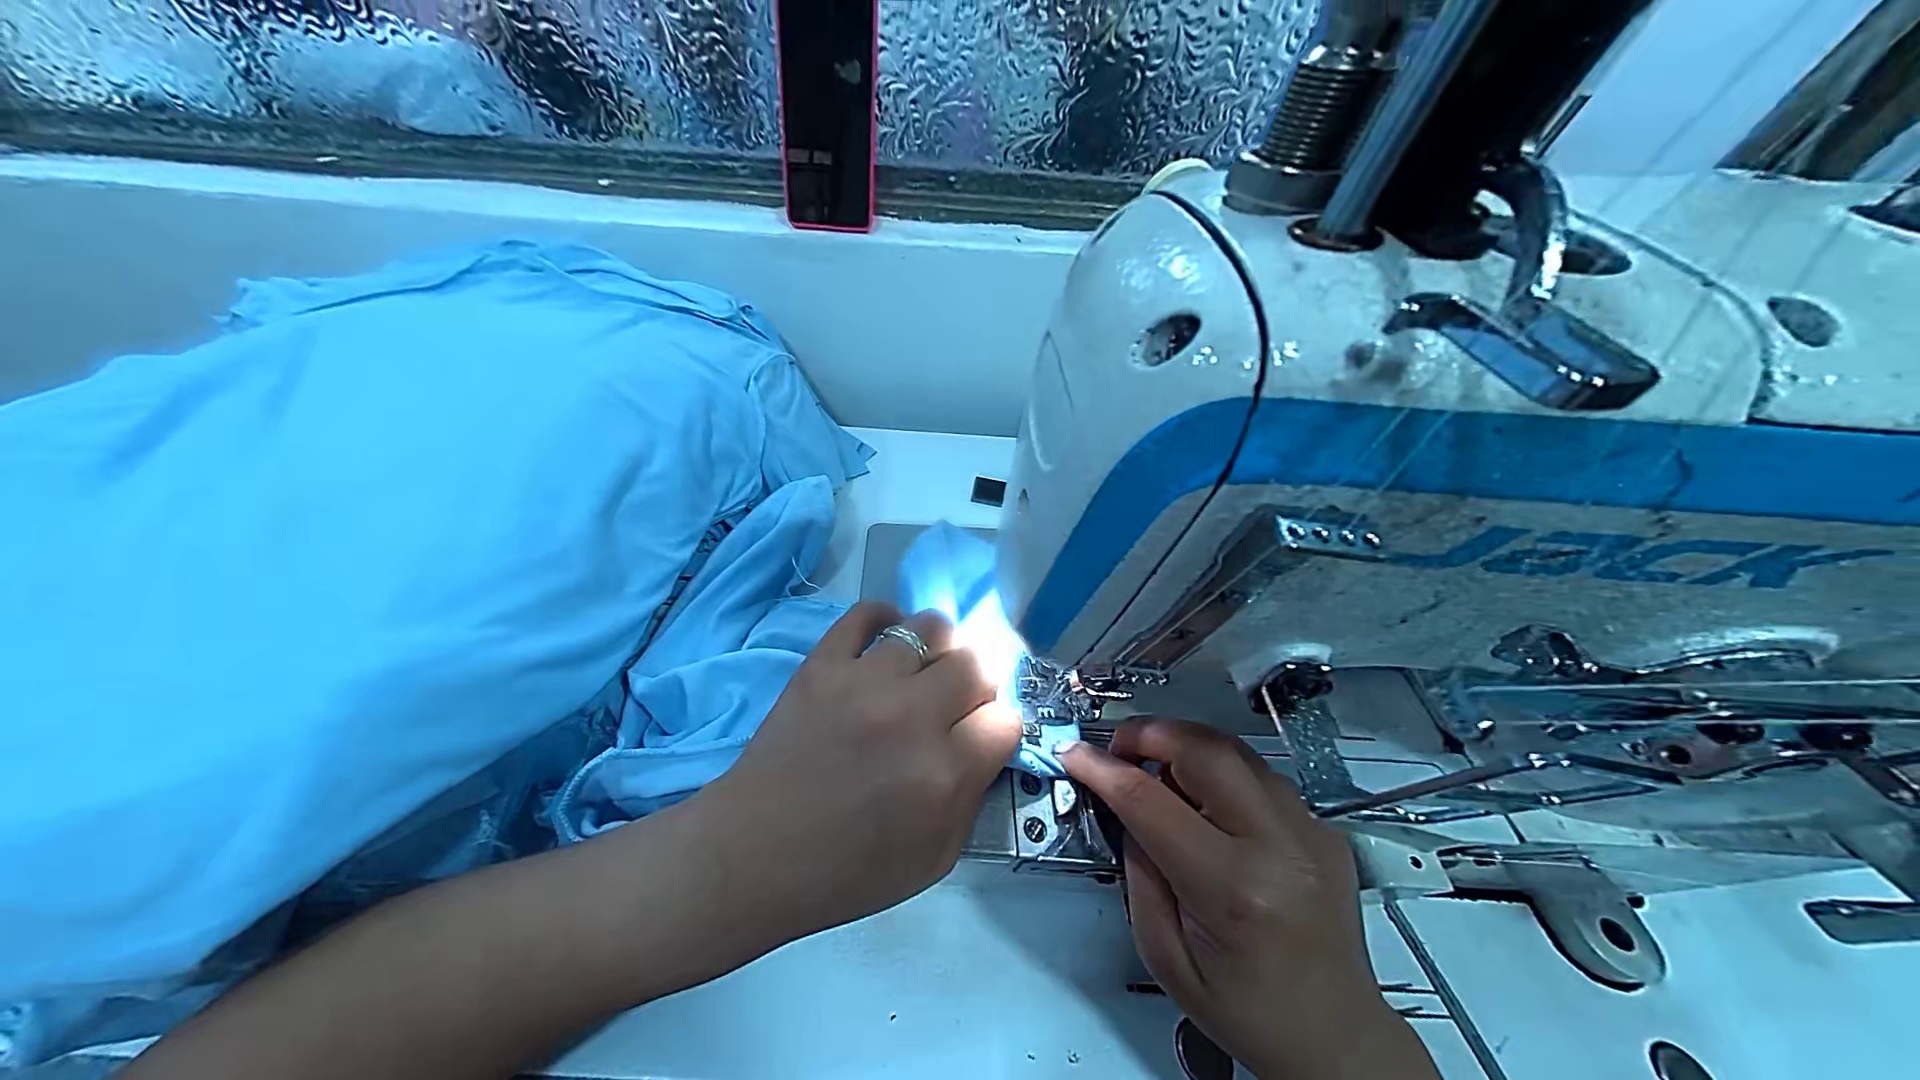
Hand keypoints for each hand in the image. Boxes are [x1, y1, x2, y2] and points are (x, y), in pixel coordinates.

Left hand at [686, 601, 1020, 944]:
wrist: (754, 854)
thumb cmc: (847, 870)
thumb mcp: (935, 858)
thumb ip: (973, 796)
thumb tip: (987, 743)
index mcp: (941, 773)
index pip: (1004, 720)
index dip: (996, 730)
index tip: (978, 738)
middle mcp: (910, 716)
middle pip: (975, 665)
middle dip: (974, 688)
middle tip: (950, 706)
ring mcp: (863, 682)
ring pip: (931, 627)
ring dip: (936, 651)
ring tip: (919, 673)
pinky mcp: (822, 664)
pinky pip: (866, 613)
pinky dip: (885, 619)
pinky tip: (886, 642)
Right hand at [1063, 719, 1440, 1079]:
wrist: (1335, 1036)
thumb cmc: (1244, 1009)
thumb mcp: (1163, 952)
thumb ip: (1139, 870)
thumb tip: (1128, 807)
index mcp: (1231, 888)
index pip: (1150, 801)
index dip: (1102, 769)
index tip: (1075, 753)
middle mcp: (1279, 847)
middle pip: (1204, 750)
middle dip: (1150, 733)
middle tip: (1119, 747)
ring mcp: (1310, 831)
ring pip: (1234, 750)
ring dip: (1185, 747)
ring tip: (1158, 772)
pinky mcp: (1323, 828)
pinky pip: (1259, 774)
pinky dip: (1220, 770)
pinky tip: (1205, 800)